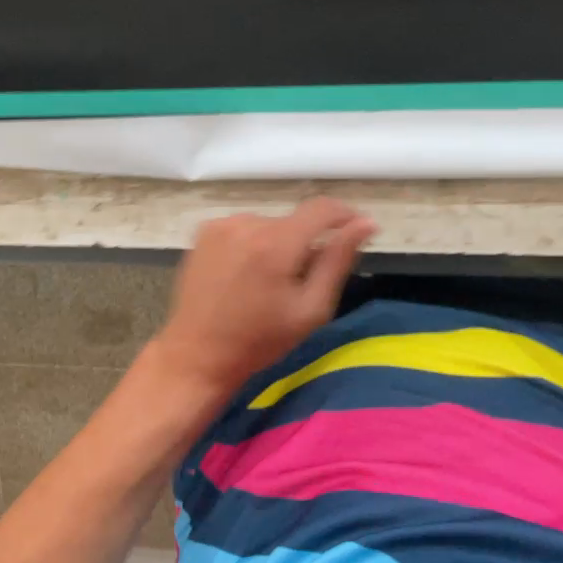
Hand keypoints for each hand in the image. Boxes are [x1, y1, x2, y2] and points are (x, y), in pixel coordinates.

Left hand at [148, 198, 377, 390]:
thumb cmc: (260, 340)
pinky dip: (253, 244)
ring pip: (269, 225)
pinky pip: (244, 228)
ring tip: (269, 283)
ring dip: (278, 244)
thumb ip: (338, 261)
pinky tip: (245, 275)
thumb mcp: (311, 309)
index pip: (322, 208)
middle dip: (306, 243)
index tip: (359, 229)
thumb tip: (364, 224)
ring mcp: (221, 225)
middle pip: (294, 221)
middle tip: (302, 282)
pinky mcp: (203, 232)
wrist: (198, 354)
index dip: (346, 215)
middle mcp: (247, 223)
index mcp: (276, 242)